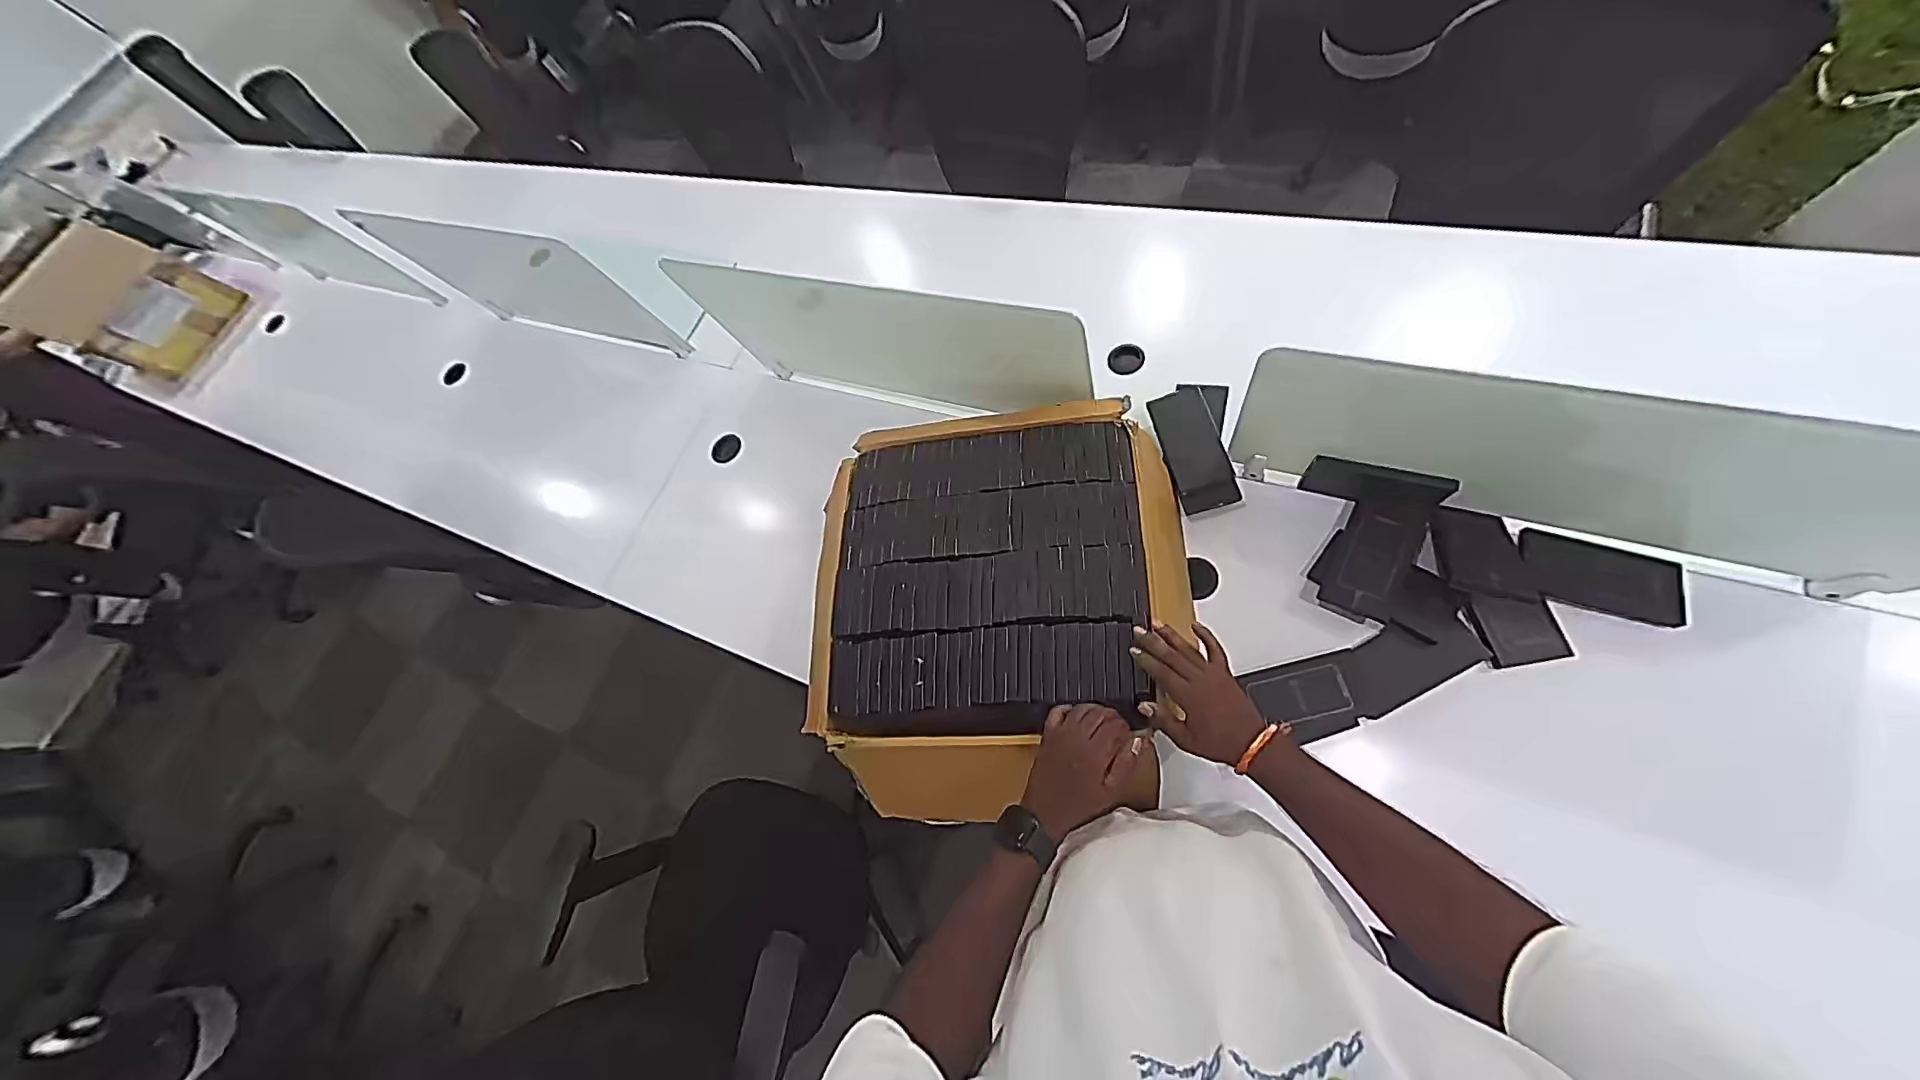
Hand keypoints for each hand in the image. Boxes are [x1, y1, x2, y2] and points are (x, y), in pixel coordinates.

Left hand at [1020, 704, 1148, 838]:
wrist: (1045, 816)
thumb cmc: (1077, 808)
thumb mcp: (1111, 792)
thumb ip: (1127, 764)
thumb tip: (1137, 741)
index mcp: (1095, 752)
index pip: (1116, 724)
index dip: (1127, 727)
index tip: (1130, 734)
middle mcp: (1077, 738)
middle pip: (1099, 712)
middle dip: (1113, 717)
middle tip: (1118, 728)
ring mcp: (1060, 734)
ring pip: (1081, 708)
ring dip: (1094, 711)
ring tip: (1101, 723)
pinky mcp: (1047, 736)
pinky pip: (1058, 711)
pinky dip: (1070, 710)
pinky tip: (1077, 719)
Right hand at [1131, 621, 1292, 768]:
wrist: (1251, 744)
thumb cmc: (1220, 743)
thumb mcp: (1185, 739)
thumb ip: (1162, 720)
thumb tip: (1144, 706)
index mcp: (1188, 696)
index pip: (1161, 672)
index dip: (1145, 660)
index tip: (1134, 651)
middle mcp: (1200, 681)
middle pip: (1171, 656)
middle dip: (1152, 642)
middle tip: (1139, 631)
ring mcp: (1213, 674)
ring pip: (1189, 649)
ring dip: (1172, 636)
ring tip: (1158, 624)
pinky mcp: (1225, 673)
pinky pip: (1215, 650)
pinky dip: (1207, 636)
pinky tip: (1196, 627)